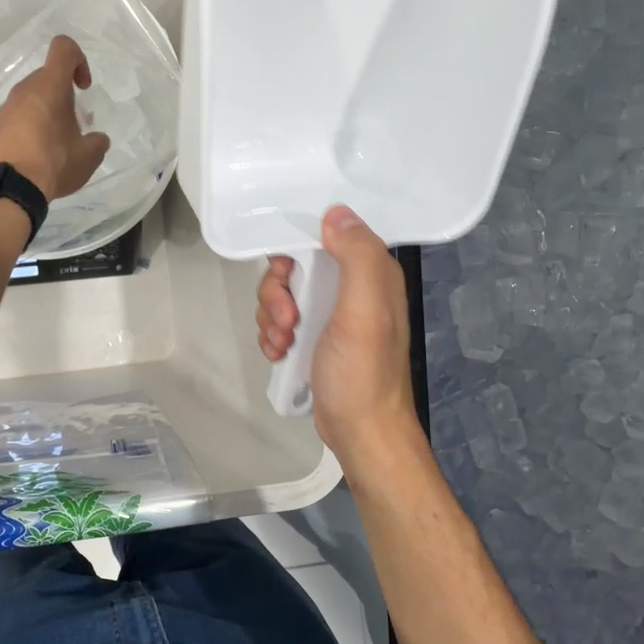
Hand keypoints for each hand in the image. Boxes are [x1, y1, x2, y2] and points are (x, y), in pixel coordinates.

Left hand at [0, 34, 110, 200]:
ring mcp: (6, 108)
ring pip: (30, 99)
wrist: (10, 188)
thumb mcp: (88, 156)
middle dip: (63, 95)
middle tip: (73, 125)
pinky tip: (35, 154)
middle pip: (47, 77)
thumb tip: (98, 139)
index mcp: (50, 86)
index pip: (64, 48)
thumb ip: (97, 142)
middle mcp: (24, 90)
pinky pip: (16, 118)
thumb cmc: (54, 162)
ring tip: (54, 144)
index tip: (83, 88)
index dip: (78, 60)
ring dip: (45, 113)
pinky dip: (28, 128)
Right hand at [256, 205, 418, 455]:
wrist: (360, 431)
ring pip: (283, 294)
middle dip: (278, 292)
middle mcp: (353, 288)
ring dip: (272, 317)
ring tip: (282, 343)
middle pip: (296, 266)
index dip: (297, 249)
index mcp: (371, 273)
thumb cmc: (363, 372)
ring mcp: (332, 315)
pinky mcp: (315, 338)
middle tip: (286, 320)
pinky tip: (278, 354)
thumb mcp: (364, 310)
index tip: (285, 274)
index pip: (326, 236)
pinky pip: (280, 321)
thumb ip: (356, 257)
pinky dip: (272, 335)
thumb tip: (335, 212)